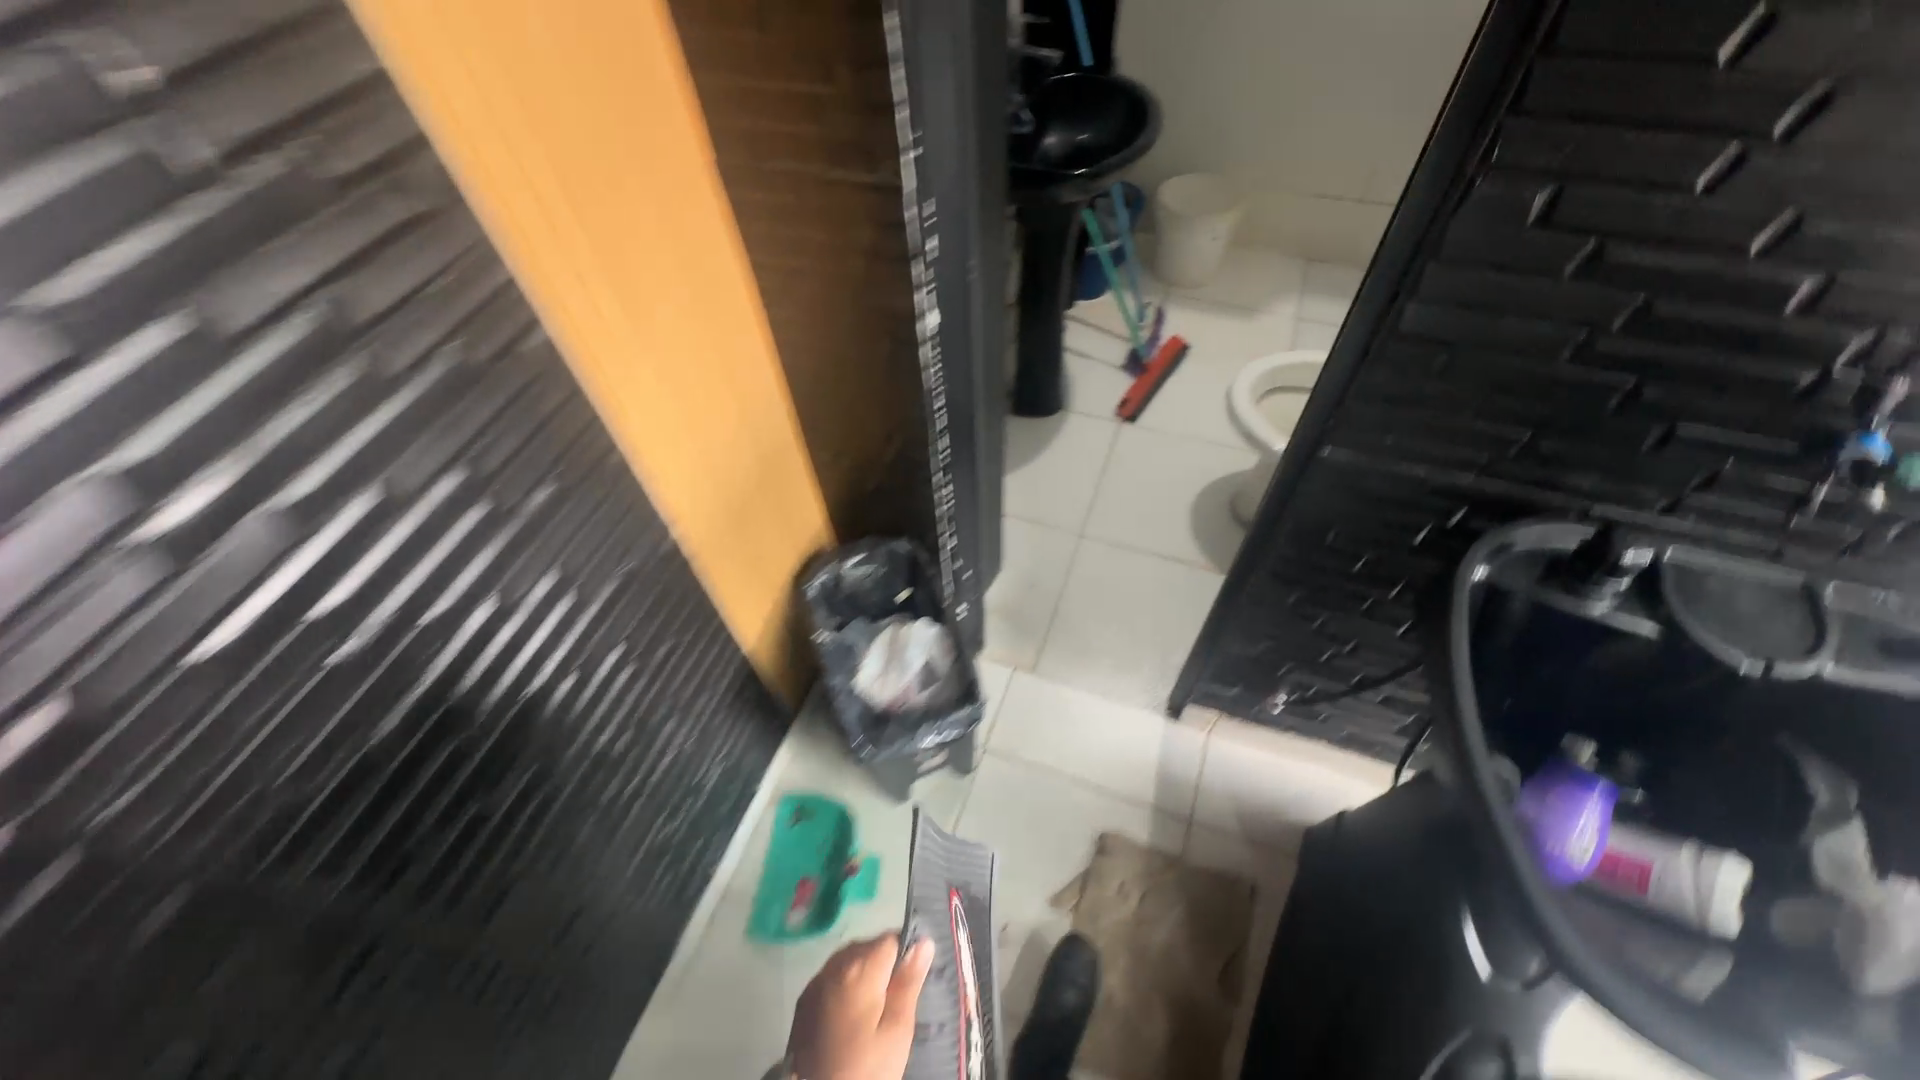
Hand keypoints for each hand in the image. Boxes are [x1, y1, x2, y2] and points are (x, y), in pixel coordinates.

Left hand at [787, 932, 934, 1079]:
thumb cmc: (866, 1067)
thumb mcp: (897, 1030)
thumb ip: (909, 982)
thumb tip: (924, 942)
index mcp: (859, 969)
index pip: (890, 938)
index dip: (906, 953)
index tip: (912, 979)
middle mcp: (833, 966)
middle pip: (867, 946)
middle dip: (885, 962)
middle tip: (896, 997)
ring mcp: (814, 983)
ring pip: (848, 959)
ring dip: (864, 971)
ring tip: (876, 1004)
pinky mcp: (803, 1001)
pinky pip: (831, 977)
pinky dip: (845, 983)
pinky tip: (851, 1010)